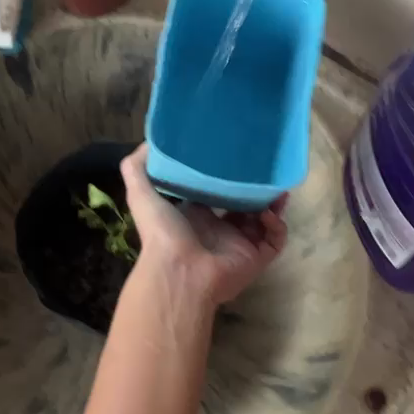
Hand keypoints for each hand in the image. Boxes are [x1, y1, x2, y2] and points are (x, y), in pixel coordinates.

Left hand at [119, 145, 286, 308]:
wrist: (180, 271)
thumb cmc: (162, 232)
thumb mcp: (142, 194)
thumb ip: (137, 168)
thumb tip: (150, 142)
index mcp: (196, 215)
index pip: (215, 192)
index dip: (226, 176)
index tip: (234, 157)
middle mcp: (219, 229)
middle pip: (243, 205)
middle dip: (254, 189)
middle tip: (263, 170)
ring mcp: (239, 244)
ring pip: (264, 220)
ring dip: (272, 203)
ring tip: (276, 186)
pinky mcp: (256, 257)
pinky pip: (275, 240)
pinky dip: (276, 224)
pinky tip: (269, 212)